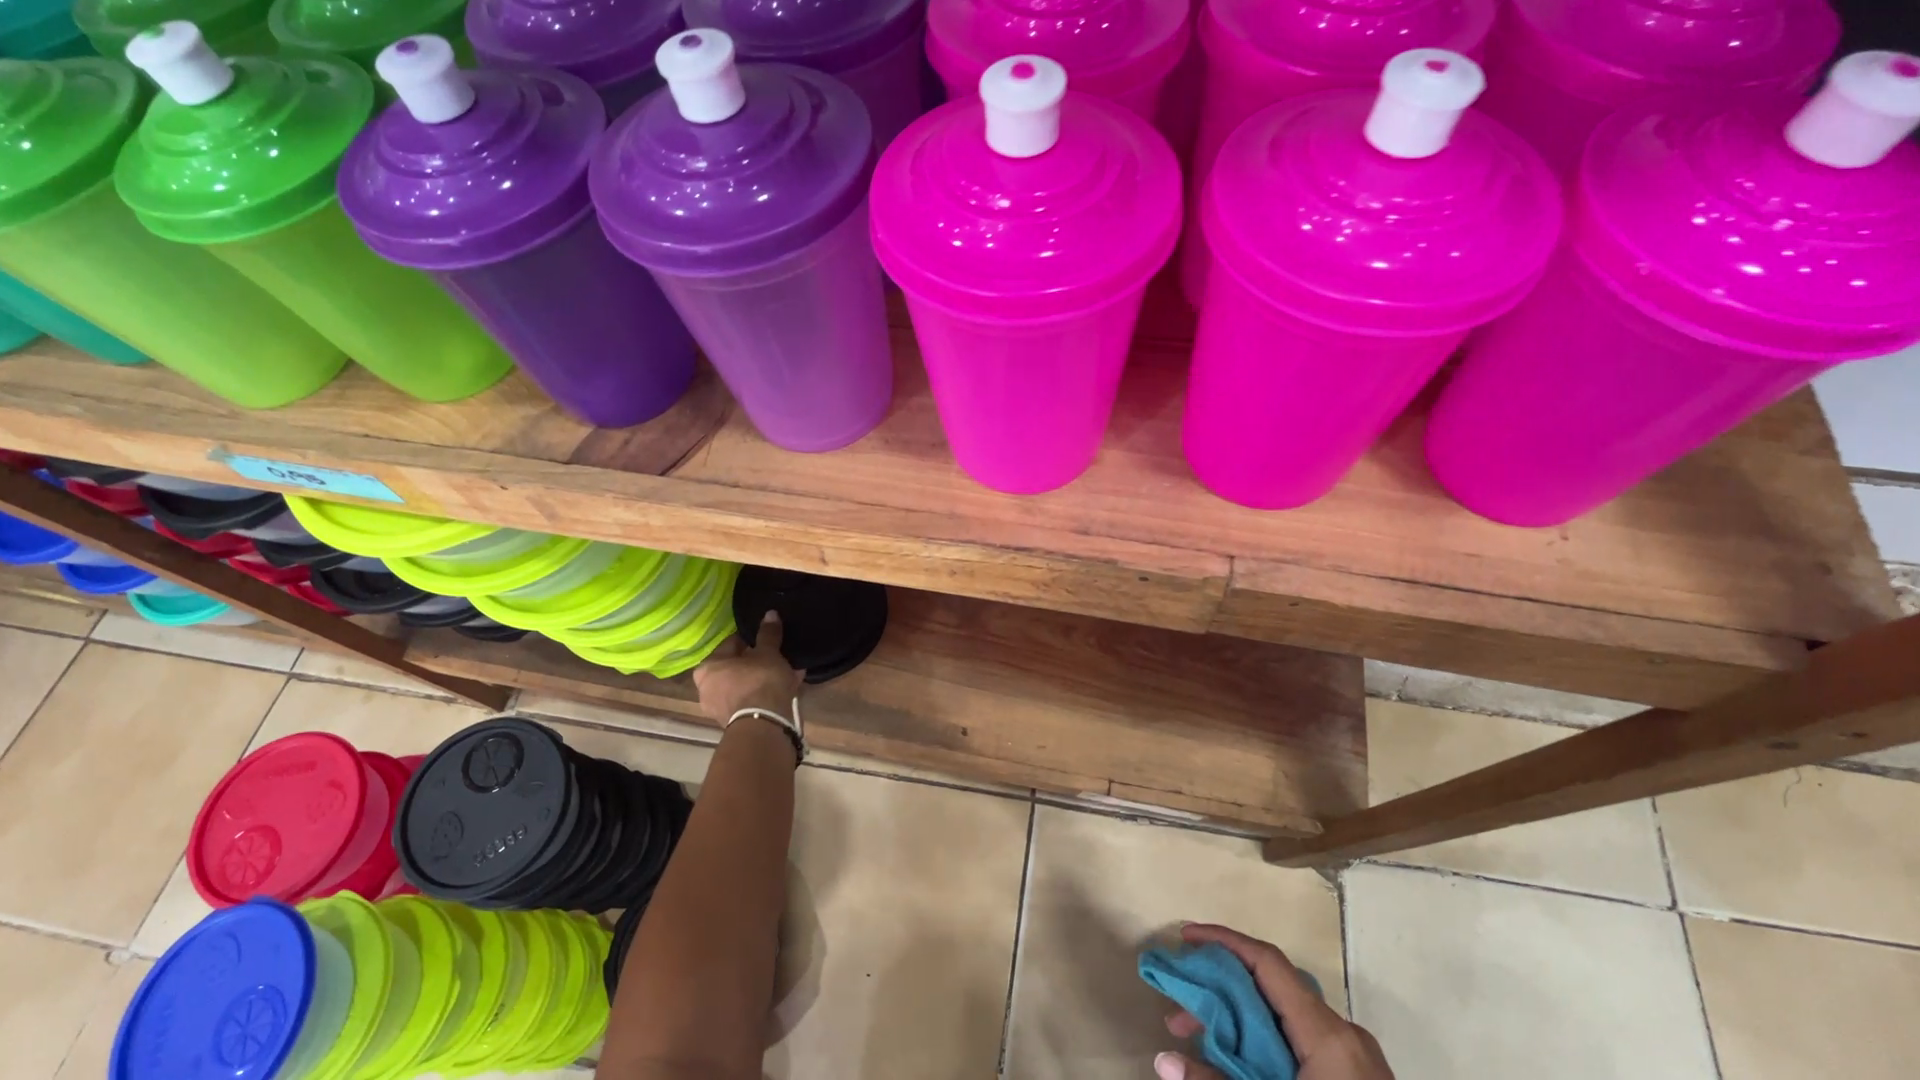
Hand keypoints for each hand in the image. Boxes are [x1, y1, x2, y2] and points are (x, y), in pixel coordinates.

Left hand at [692, 612, 802, 723]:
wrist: (765, 724)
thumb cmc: (760, 681)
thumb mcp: (768, 653)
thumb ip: (768, 634)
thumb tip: (770, 613)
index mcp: (708, 667)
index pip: (730, 645)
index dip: (749, 640)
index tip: (765, 639)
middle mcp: (706, 688)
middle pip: (735, 668)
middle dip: (756, 663)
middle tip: (776, 657)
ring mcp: (719, 709)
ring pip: (744, 686)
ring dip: (763, 679)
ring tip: (787, 672)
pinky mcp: (734, 724)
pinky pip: (751, 701)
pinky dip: (765, 695)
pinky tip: (787, 688)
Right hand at [1152, 924, 1393, 1079]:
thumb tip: (1163, 1060)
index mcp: (1327, 1035)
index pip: (1269, 963)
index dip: (1224, 942)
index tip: (1184, 937)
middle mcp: (1345, 1035)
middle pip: (1275, 989)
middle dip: (1221, 992)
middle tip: (1177, 1013)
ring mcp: (1355, 1059)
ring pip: (1288, 1019)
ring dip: (1240, 1023)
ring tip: (1201, 1048)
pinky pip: (1302, 1045)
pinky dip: (1265, 1044)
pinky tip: (1239, 1069)